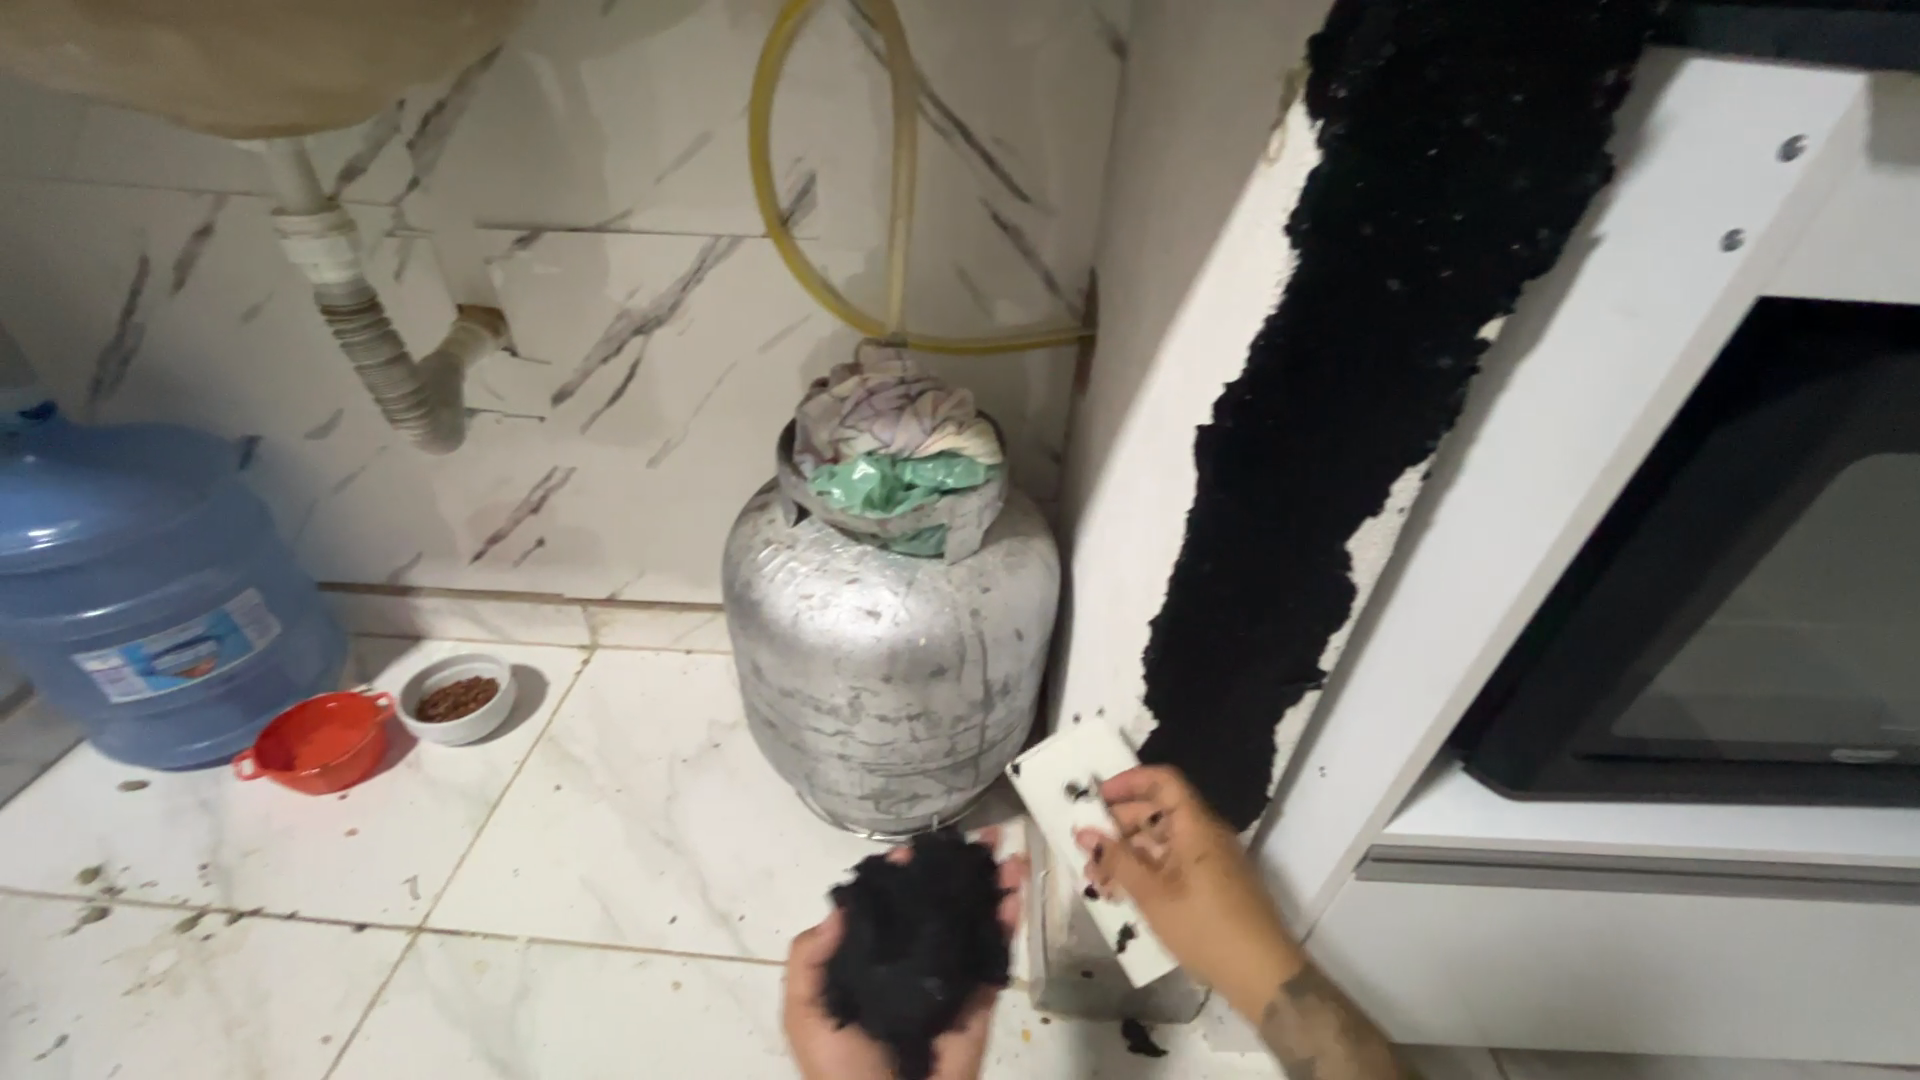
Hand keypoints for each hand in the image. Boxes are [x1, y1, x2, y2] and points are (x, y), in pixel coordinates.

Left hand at [783, 829, 1028, 1079]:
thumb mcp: (806, 1015)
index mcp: (875, 961)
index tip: (914, 849)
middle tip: (981, 836)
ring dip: (993, 886)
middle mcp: (913, 961)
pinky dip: (1008, 924)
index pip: (892, 905)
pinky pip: (995, 957)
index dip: (904, 873)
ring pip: (974, 921)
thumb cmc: (841, 1067)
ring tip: (1007, 854)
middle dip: (960, 868)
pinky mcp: (978, 1000)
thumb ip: (810, 959)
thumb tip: (839, 906)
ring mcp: (950, 978)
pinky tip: (1015, 894)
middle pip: (940, 904)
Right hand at [1076, 766, 1303, 1018]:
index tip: (1096, 798)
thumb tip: (1085, 832)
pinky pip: (1171, 862)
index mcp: (1196, 826)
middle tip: (1086, 848)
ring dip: (1127, 853)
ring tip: (1096, 877)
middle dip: (1118, 826)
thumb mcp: (1153, 895)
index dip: (1128, 782)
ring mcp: (1209, 859)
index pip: (1162, 781)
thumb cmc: (1206, 929)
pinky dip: (1145, 870)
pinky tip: (1120, 891)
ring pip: (1160, 841)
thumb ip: (1117, 860)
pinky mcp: (1211, 883)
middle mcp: (1204, 834)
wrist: (1265, 977)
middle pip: (1156, 811)